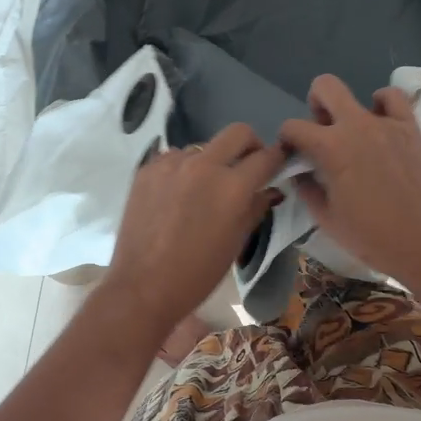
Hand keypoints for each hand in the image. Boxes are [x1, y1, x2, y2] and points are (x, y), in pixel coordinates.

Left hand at [97, 123, 285, 338]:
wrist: (142, 287)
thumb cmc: (197, 274)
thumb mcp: (236, 243)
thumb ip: (255, 208)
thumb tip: (269, 190)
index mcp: (232, 187)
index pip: (265, 157)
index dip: (277, 159)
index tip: (277, 164)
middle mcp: (203, 165)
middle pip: (237, 133)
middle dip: (250, 145)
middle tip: (248, 165)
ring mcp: (172, 163)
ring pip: (202, 146)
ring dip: (211, 160)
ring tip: (204, 189)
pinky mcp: (147, 169)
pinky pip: (174, 157)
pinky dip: (183, 169)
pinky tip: (177, 194)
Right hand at [277, 75, 420, 284]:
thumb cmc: (370, 236)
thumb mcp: (325, 219)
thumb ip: (307, 189)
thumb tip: (301, 173)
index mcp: (330, 148)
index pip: (293, 127)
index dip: (287, 140)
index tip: (293, 155)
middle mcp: (356, 126)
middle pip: (325, 88)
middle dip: (315, 105)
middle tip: (321, 131)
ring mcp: (386, 124)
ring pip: (360, 92)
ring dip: (349, 109)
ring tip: (353, 133)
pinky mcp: (411, 129)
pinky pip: (394, 99)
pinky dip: (383, 104)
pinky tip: (381, 122)